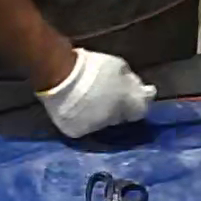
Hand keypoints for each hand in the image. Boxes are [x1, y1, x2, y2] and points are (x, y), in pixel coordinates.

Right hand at [36, 48, 155, 138]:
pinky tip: (75, 110)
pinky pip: (83, 128)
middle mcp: (112, 120)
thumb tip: (137, 90)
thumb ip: (130, 83)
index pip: (140, 111)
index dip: (138, 103)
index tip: (136, 96)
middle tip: (106, 96)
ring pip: (100, 124)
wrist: (61, 77)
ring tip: (87, 102)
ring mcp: (93, 128)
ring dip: (98, 115)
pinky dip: (81, 121)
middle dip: (117, 109)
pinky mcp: (76, 133)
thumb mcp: (119, 68)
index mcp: (127, 102)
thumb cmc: (92, 67)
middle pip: (119, 118)